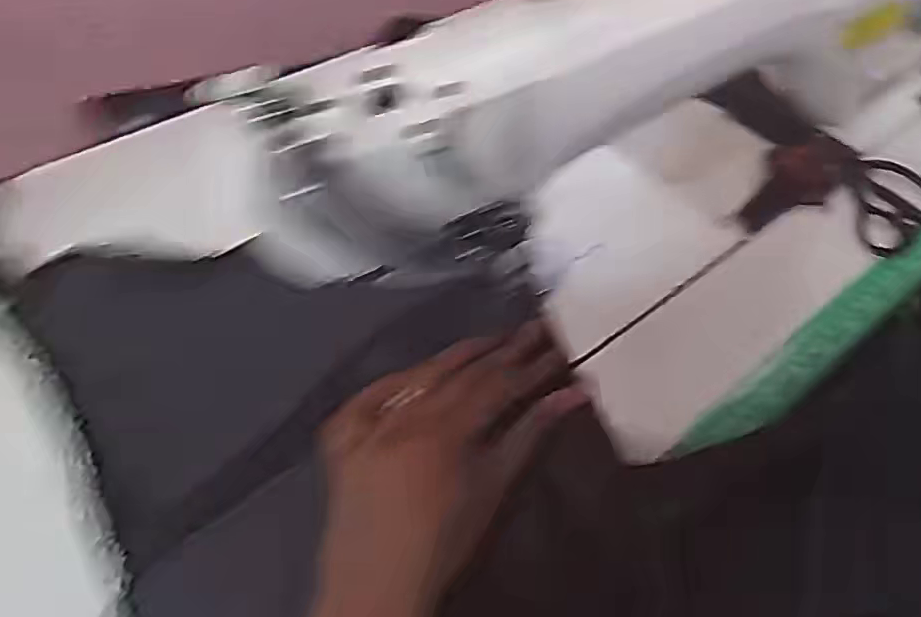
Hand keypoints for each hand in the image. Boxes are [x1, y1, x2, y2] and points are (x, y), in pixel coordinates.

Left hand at [309, 324, 587, 616]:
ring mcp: (369, 434)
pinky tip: (414, 374)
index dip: (534, 366)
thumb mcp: (496, 484)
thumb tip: (576, 393)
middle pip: (466, 375)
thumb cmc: (446, 542)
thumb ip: (533, 430)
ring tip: (494, 339)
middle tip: (537, 329)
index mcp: (444, 433)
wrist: (375, 597)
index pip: (500, 385)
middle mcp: (405, 423)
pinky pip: (364, 403)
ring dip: (461, 355)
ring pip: (422, 378)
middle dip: (506, 351)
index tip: (561, 349)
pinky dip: (391, 383)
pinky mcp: (344, 450)